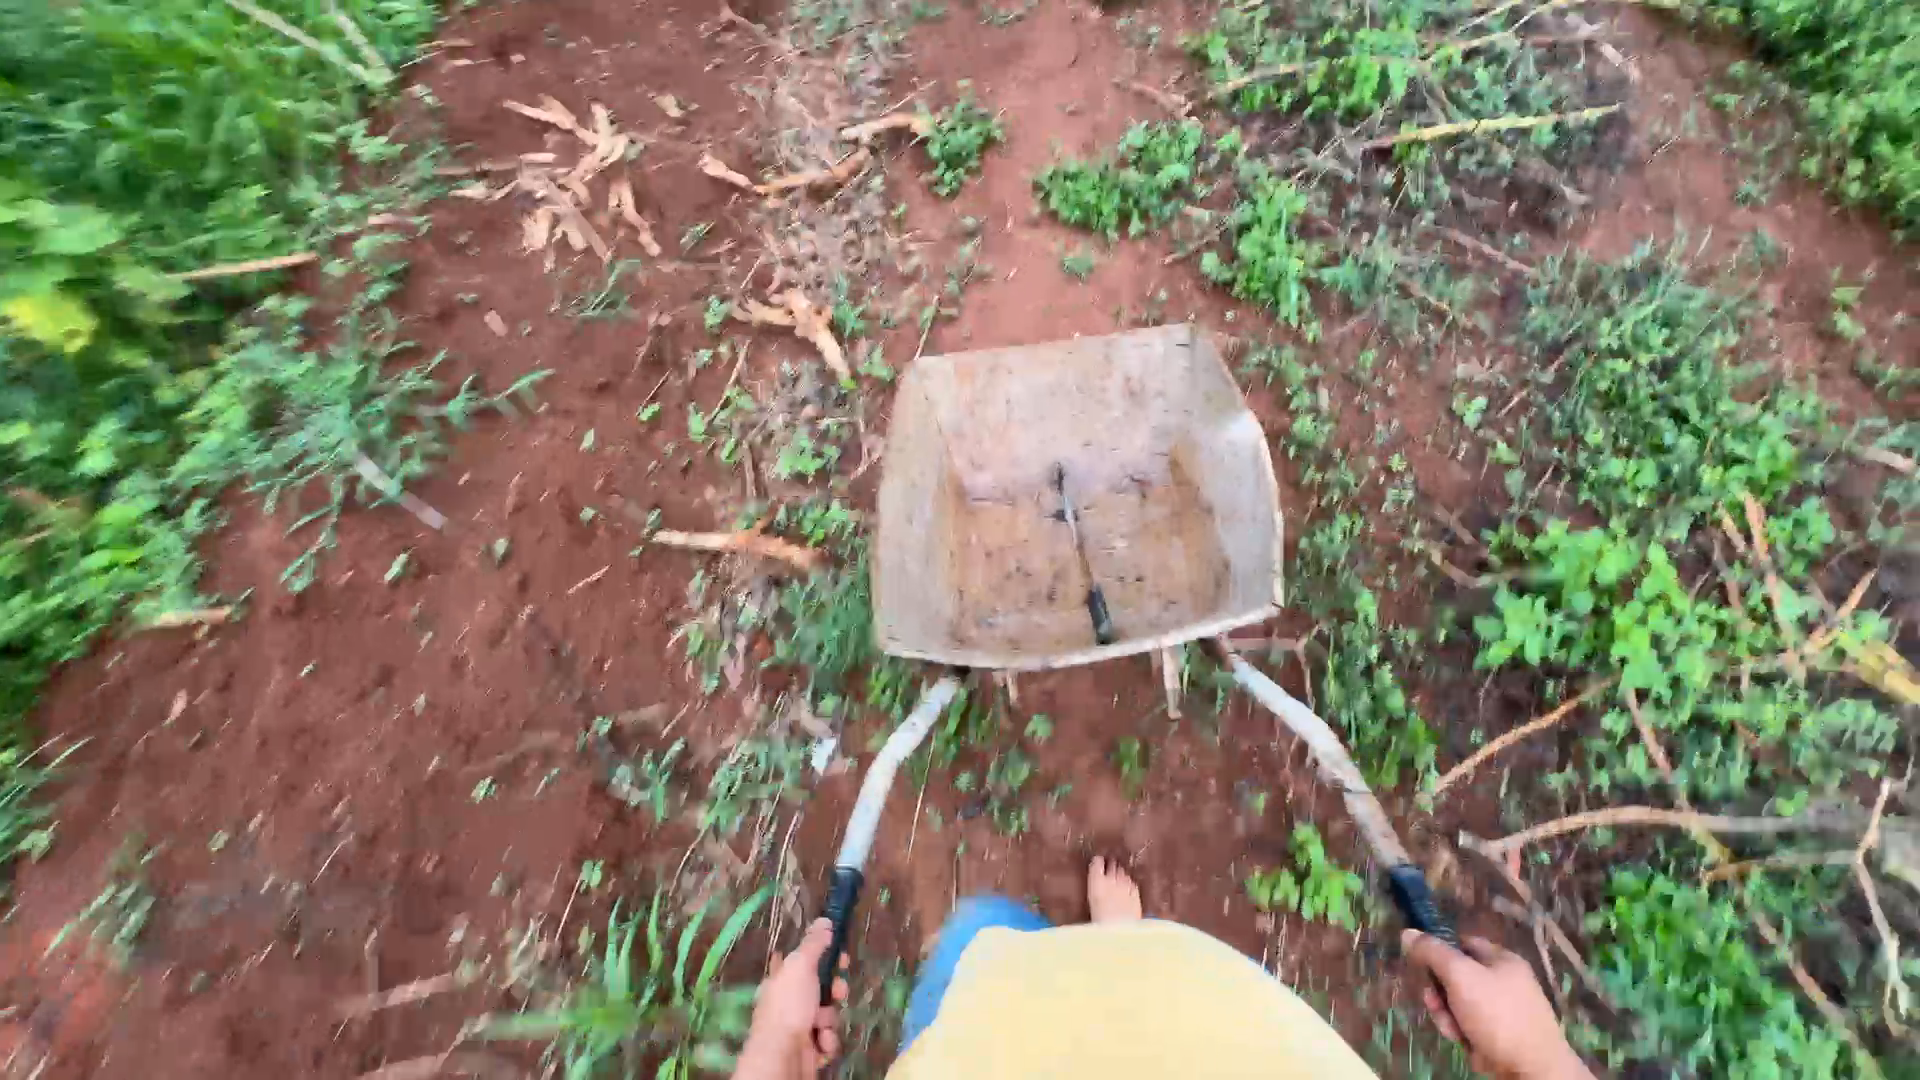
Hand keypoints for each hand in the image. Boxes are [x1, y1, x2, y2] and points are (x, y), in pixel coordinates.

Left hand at [735, 918, 847, 1079]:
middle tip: (838, 992)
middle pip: (821, 988)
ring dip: (830, 1019)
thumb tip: (825, 920)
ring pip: (828, 1014)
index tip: (841, 956)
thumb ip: (814, 943)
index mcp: (782, 979)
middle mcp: (789, 1003)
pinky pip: (827, 1039)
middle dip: (834, 991)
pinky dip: (827, 1041)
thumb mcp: (801, 965)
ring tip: (822, 1027)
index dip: (825, 956)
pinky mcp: (809, 1050)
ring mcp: (798, 1028)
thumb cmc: (789, 1006)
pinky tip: (820, 1044)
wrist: (782, 1058)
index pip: (806, 961)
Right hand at [1401, 930, 1591, 1079]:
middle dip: (1437, 988)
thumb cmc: (1498, 1015)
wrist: (1534, 1073)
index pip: (1460, 942)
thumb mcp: (1459, 975)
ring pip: (1457, 1001)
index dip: (1438, 949)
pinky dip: (1458, 1029)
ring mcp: (1502, 1011)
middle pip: (1454, 974)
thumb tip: (1407, 932)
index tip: (1420, 961)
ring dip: (1444, 1012)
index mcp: (1503, 960)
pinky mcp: (1498, 1035)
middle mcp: (1504, 982)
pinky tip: (1460, 1039)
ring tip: (1450, 1026)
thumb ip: (1431, 951)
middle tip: (1433, 999)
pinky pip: (1467, 1023)